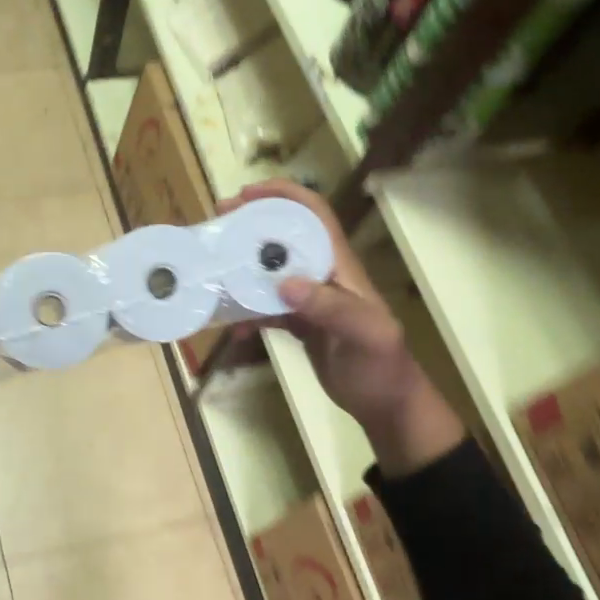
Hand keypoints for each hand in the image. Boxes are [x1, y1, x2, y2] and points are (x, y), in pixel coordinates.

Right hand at [220, 181, 462, 475]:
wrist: (387, 405)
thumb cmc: (382, 367)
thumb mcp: (364, 334)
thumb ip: (330, 307)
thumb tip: (284, 284)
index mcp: (340, 266)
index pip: (313, 214)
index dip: (283, 196)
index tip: (244, 195)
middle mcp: (323, 275)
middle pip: (285, 235)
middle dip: (251, 224)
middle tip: (216, 225)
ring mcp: (310, 300)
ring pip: (270, 271)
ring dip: (242, 267)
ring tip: (212, 269)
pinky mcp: (300, 324)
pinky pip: (266, 309)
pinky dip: (246, 313)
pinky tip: (231, 327)